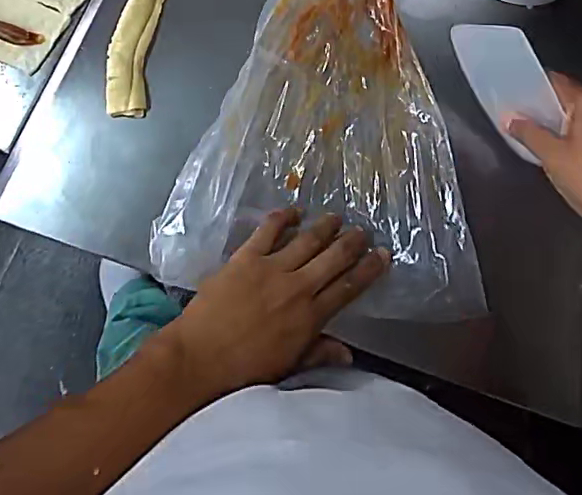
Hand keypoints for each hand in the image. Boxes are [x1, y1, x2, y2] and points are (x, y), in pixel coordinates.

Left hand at [155, 209, 388, 402]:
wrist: (198, 360)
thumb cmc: (243, 370)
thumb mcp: (287, 366)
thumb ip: (318, 352)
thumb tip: (348, 353)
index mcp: (309, 316)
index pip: (348, 287)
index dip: (369, 269)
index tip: (383, 255)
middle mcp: (297, 287)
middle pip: (334, 257)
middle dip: (352, 242)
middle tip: (363, 231)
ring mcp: (272, 268)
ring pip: (308, 239)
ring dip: (325, 226)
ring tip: (336, 217)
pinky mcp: (246, 257)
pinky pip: (269, 230)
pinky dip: (283, 217)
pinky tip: (294, 211)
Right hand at [508, 72, 581, 238]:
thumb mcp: (551, 157)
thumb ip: (528, 133)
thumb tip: (513, 120)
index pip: (557, 81)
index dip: (535, 87)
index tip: (519, 97)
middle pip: (572, 100)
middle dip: (550, 111)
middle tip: (528, 125)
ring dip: (568, 129)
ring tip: (549, 148)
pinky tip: (574, 163)